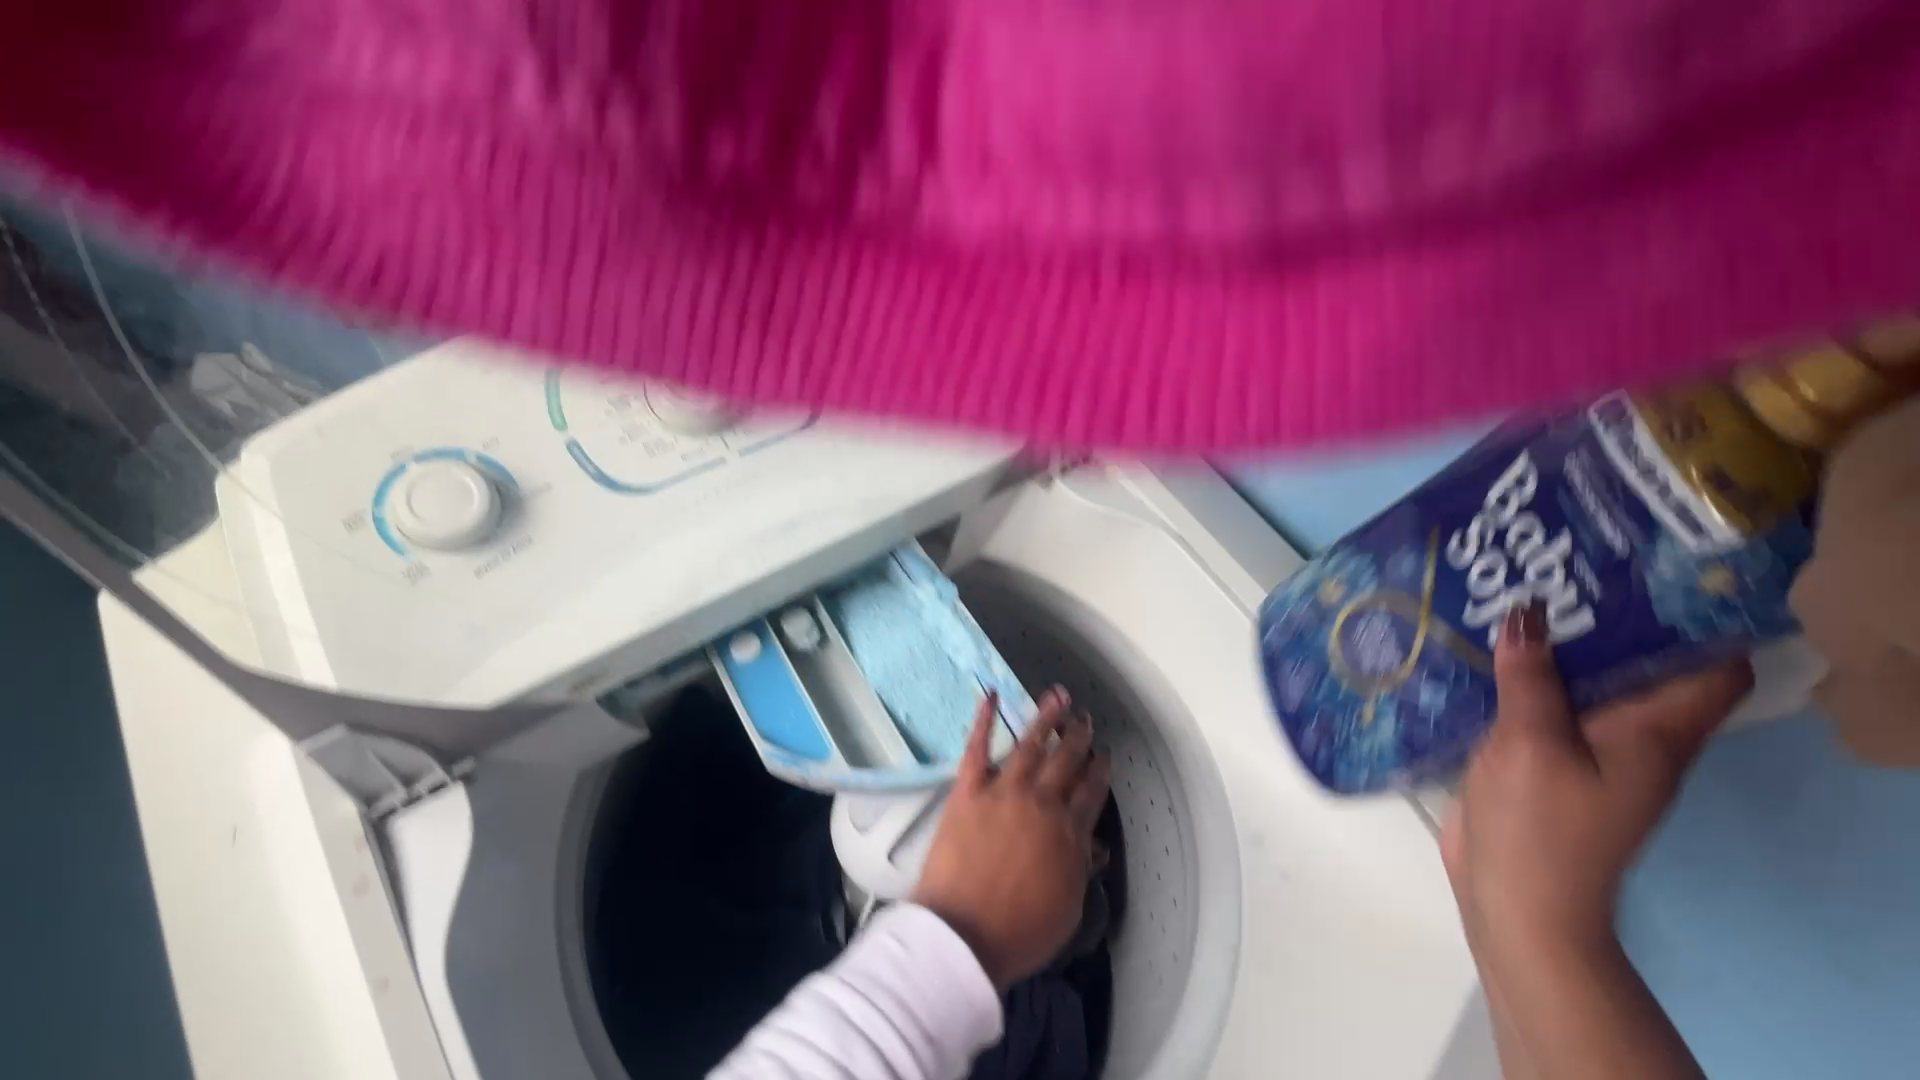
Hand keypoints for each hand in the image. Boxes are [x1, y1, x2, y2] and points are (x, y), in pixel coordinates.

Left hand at [912, 688, 1111, 991]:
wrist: (963, 934)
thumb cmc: (1019, 931)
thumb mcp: (1067, 907)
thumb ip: (1079, 868)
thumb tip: (1094, 846)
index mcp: (1068, 832)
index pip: (1091, 792)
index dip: (1099, 771)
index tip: (1105, 755)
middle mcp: (1040, 803)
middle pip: (1065, 762)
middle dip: (1078, 738)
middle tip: (1086, 719)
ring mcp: (1002, 792)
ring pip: (1029, 745)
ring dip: (1045, 718)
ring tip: (1058, 696)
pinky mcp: (967, 791)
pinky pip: (976, 748)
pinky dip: (983, 719)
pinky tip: (990, 696)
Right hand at [1443, 601, 1751, 966]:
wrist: (1515, 901)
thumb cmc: (1542, 826)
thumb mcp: (1534, 744)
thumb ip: (1532, 678)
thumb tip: (1527, 611)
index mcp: (1657, 732)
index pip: (1711, 666)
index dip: (1697, 618)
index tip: (1648, 571)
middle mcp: (1632, 734)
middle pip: (1639, 664)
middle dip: (1605, 616)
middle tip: (1556, 565)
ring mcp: (1585, 748)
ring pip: (1582, 681)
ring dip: (1554, 645)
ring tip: (1510, 593)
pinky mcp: (1541, 759)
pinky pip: (1539, 705)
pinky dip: (1519, 676)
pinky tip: (1477, 651)